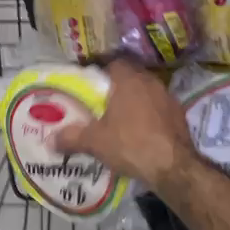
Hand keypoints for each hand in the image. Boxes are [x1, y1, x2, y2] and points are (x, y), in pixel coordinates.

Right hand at [50, 58, 198, 188]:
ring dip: (135, 100)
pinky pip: (159, 107)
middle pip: (130, 75)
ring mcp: (168, 96)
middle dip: (117, 86)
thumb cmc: (130, 144)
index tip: (90, 85)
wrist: (173, 167)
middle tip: (102, 102)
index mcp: (128, 79)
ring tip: (121, 117)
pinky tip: (142, 131)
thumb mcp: (95, 142)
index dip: (101, 71)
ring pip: (146, 91)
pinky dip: (150, 114)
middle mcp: (149, 81)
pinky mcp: (179, 114)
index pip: (113, 62)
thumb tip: (50, 139)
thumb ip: (71, 137)